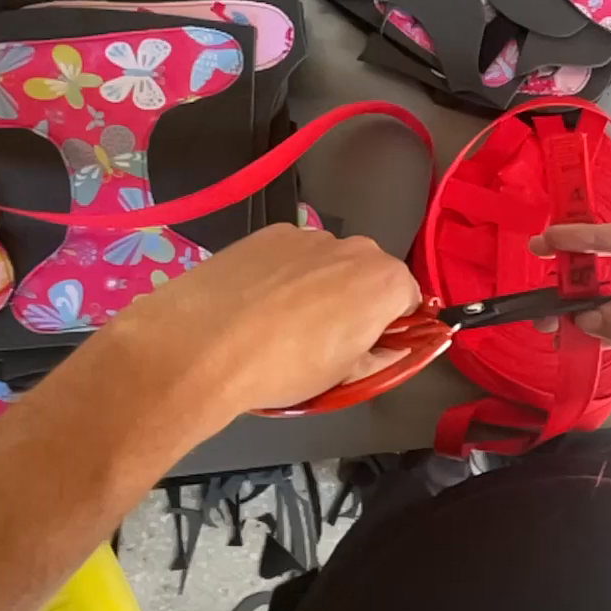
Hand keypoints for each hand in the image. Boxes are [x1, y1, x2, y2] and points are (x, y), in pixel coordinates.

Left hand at [48, 225, 420, 444]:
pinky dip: (284, 273)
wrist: (199, 345)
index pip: (410, 298)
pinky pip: (292, 254)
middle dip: (358, 300)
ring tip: (283, 322)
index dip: (393, 324)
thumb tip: (394, 348)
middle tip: (327, 337)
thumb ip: (383, 357)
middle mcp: (356, 248)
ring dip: (321, 284)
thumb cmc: (284, 367)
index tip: (371, 345)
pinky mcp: (269, 233)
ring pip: (330, 262)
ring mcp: (310, 236)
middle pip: (371, 274)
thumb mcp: (345, 377)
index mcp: (386, 282)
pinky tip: (257, 304)